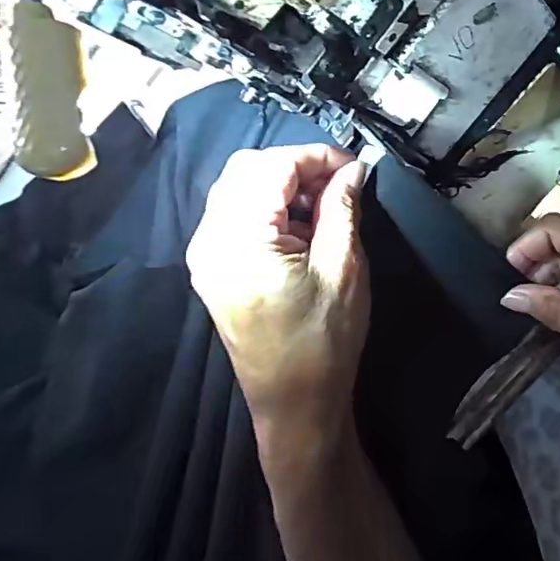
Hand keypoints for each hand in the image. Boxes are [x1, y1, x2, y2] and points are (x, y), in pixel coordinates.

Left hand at [187, 145, 370, 449]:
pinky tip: (299, 225)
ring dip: (281, 183)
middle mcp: (210, 240)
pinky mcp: (212, 266)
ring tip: (323, 203)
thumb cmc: (324, 341)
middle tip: (339, 183)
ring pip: (238, 187)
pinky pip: (234, 213)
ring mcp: (205, 254)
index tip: (354, 166)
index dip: (316, 156)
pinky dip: (267, 205)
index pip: (273, 167)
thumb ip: (342, 208)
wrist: (295, 404)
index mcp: (241, 240)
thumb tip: (353, 168)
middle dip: (296, 165)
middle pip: (247, 168)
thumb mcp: (343, 269)